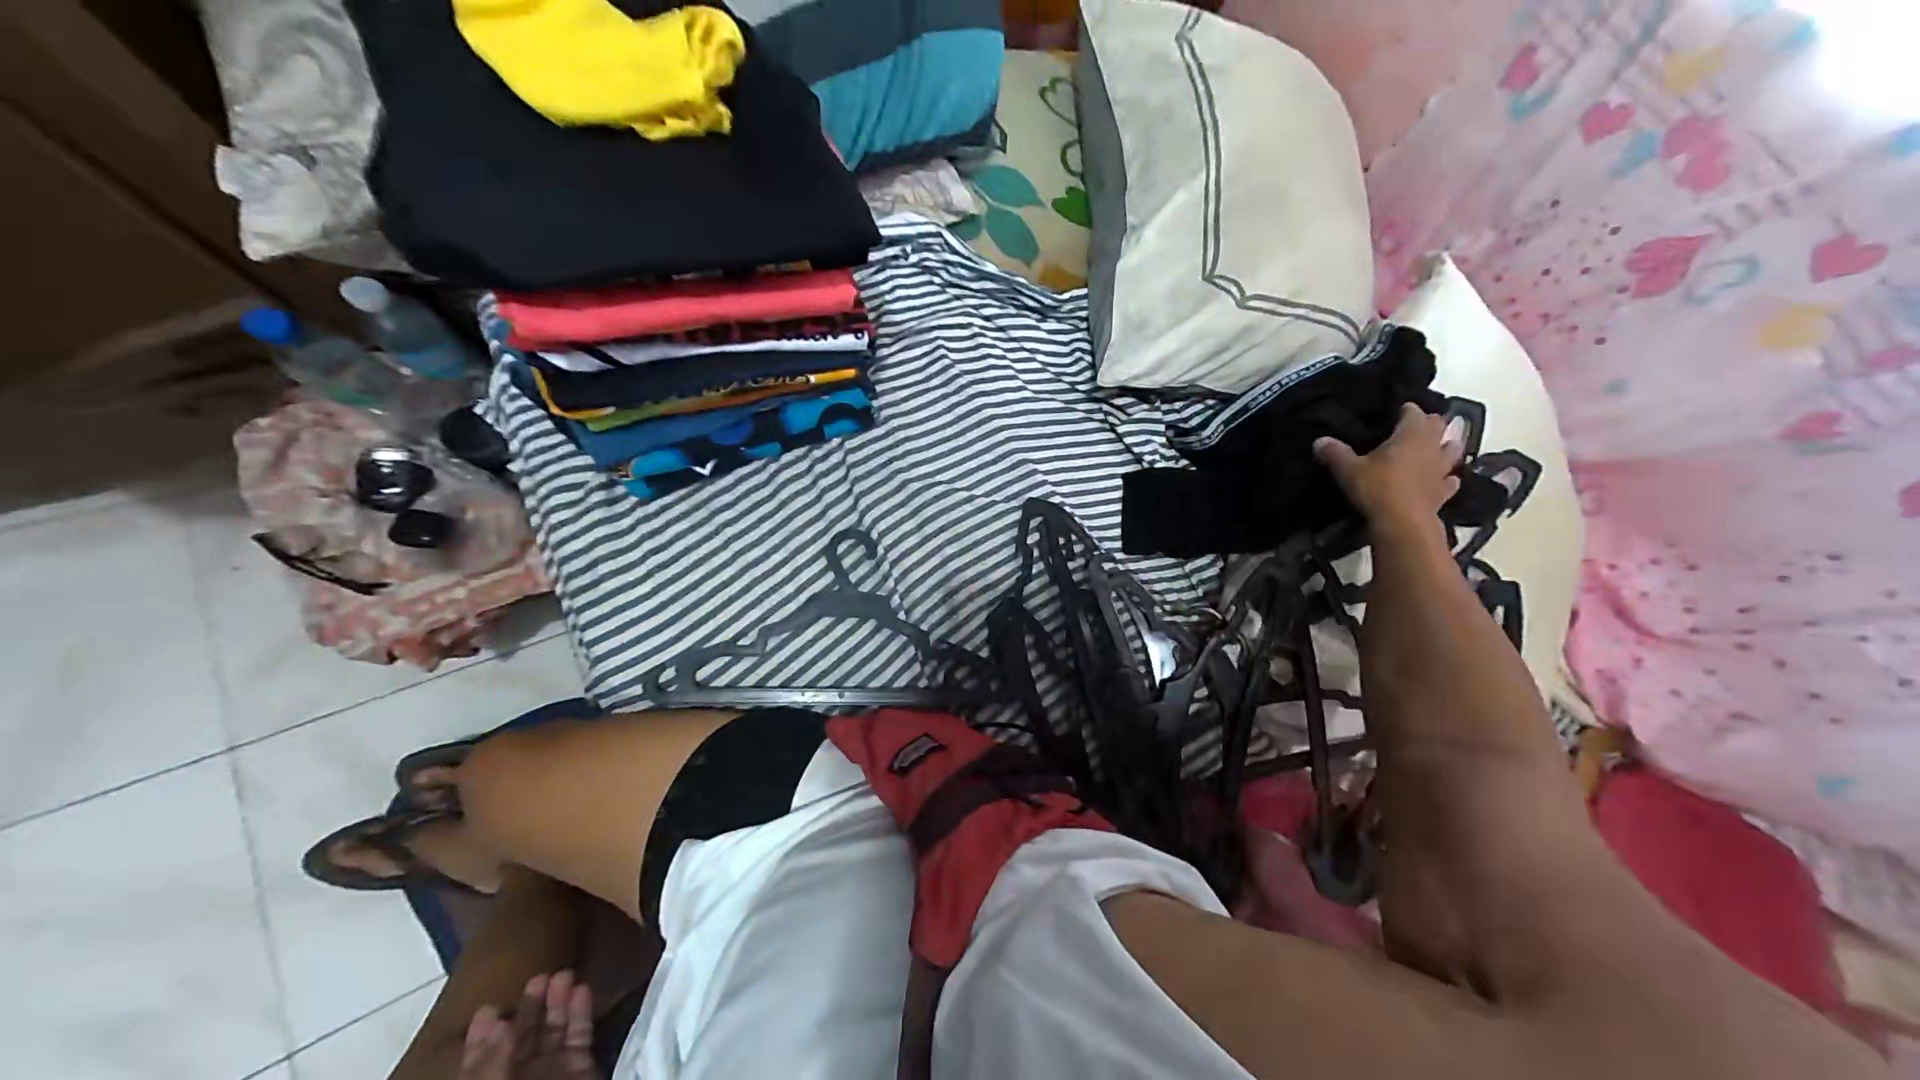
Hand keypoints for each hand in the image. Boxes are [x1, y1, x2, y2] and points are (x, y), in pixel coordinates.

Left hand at [459, 971, 599, 1079]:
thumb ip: (492, 1061)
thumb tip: (501, 1021)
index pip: (481, 1059)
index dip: (484, 1033)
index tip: (488, 1007)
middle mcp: (520, 1074)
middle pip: (523, 1036)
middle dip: (529, 1006)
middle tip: (537, 977)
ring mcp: (552, 1069)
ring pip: (554, 1030)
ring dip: (558, 1000)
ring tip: (562, 974)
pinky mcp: (582, 1065)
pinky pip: (581, 1034)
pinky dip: (582, 1010)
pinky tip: (582, 988)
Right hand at [1313, 404, 1463, 527]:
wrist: (1402, 523)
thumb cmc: (1376, 488)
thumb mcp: (1347, 469)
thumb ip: (1334, 453)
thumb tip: (1319, 440)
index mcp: (1410, 435)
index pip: (1413, 412)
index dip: (1405, 409)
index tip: (1395, 411)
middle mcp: (1431, 447)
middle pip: (1437, 426)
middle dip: (1428, 423)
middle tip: (1413, 426)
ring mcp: (1441, 470)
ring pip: (1451, 450)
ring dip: (1445, 446)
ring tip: (1434, 448)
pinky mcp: (1444, 492)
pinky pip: (1450, 480)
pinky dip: (1446, 478)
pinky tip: (1440, 480)